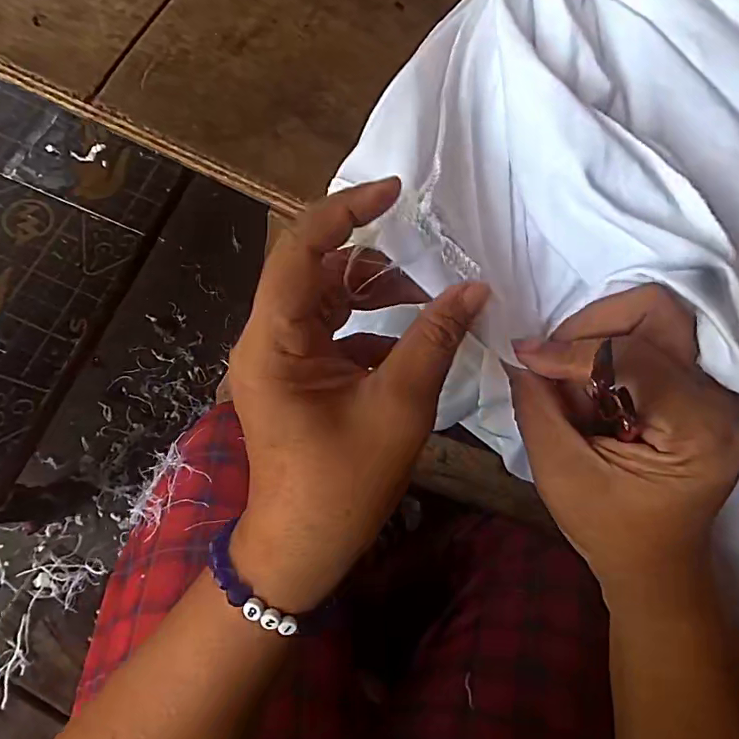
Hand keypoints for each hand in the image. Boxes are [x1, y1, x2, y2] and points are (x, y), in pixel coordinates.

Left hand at [225, 178, 489, 611]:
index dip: (345, 211)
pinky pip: (328, 331)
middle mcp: (265, 338)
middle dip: (371, 263)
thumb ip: (434, 340)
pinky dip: (367, 328)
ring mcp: (276, 357)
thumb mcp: (398, 407)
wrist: (300, 547)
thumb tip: (473, 289)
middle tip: (426, 269)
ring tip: (426, 306)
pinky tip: (409, 344)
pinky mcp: (292, 374)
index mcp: (274, 339)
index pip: (299, 248)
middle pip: (314, 271)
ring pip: (323, 300)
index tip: (393, 191)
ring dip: (373, 295)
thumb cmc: (343, 484)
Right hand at [505, 285, 738, 609]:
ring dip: (598, 338)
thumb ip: (537, 407)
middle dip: (593, 326)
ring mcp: (718, 390)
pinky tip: (591, 390)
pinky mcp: (700, 386)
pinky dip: (608, 350)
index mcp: (700, 430)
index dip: (573, 351)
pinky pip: (651, 338)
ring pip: (654, 318)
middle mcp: (722, 400)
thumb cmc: (610, 529)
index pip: (635, 357)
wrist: (653, 564)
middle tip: (556, 362)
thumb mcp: (560, 473)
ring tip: (574, 386)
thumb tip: (523, 355)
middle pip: (659, 312)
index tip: (525, 357)